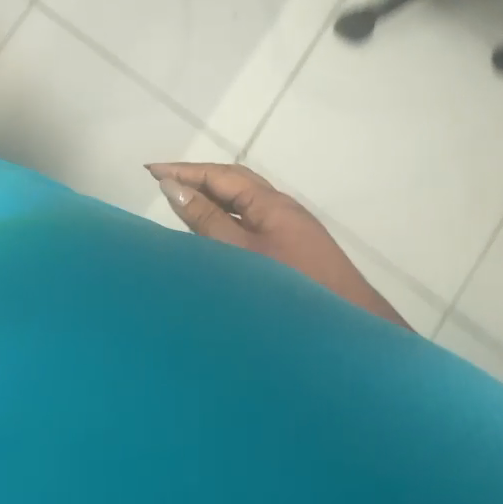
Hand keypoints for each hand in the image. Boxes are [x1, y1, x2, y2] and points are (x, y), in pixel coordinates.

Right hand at [147, 162, 410, 330]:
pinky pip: (251, 221)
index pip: (221, 176)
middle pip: (235, 183)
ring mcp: (292, 231)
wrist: (353, 333)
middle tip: (162, 180)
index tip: (149, 170)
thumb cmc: (293, 289)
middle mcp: (283, 211)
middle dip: (198, 177)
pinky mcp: (295, 252)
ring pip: (244, 204)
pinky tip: (213, 233)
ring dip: (212, 197)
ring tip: (180, 201)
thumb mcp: (239, 253)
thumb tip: (172, 185)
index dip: (184, 171)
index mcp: (272, 204)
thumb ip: (205, 219)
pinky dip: (226, 217)